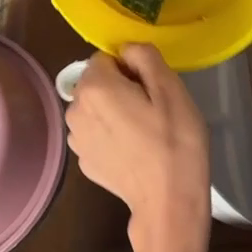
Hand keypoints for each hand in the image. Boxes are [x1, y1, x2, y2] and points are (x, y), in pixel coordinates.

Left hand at [64, 44, 210, 251]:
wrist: (168, 202)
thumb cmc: (176, 143)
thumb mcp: (173, 90)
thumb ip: (146, 57)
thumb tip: (127, 49)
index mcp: (95, 88)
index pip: (106, 58)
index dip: (132, 68)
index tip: (155, 90)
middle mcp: (75, 110)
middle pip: (98, 83)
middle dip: (122, 89)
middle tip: (155, 111)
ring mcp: (77, 140)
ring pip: (97, 109)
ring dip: (116, 113)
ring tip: (147, 134)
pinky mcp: (85, 163)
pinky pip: (98, 135)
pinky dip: (113, 137)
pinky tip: (137, 153)